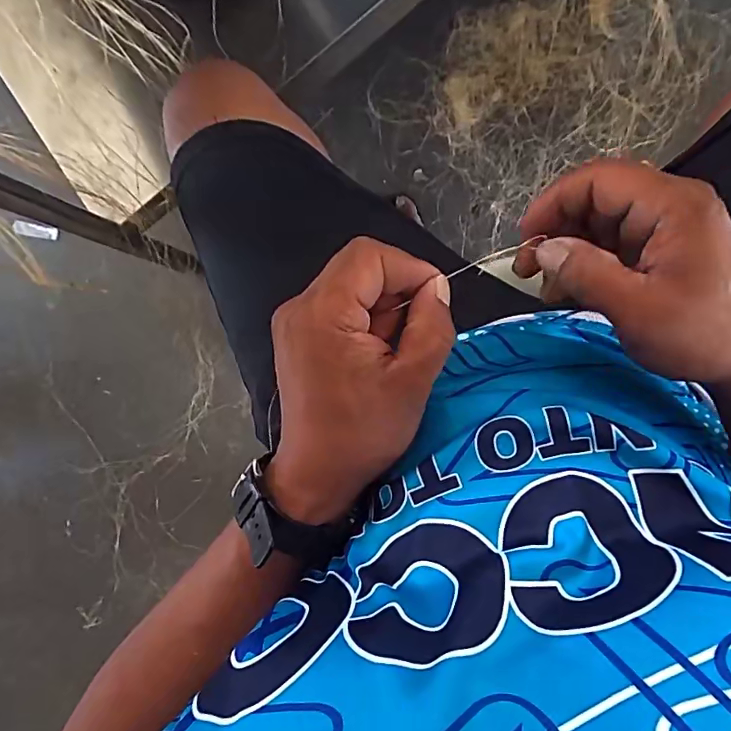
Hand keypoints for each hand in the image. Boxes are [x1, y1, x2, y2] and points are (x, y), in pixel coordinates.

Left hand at [266, 237, 454, 522]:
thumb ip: (432, 326)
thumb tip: (436, 289)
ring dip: (384, 312)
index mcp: (323, 312)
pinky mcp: (297, 338)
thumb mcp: (412, 382)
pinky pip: (339, 310)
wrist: (316, 475)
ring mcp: (294, 322)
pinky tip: (376, 359)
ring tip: (395, 355)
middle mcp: (300, 307)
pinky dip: (366, 324)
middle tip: (417, 335)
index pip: (371, 255)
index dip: (412, 269)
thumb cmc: (362, 435)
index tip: (436, 303)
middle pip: (359, 268)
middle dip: (398, 292)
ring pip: (351, 288)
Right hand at [512, 159, 730, 384]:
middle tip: (528, 269)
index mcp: (672, 205)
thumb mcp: (635, 309)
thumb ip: (586, 273)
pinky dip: (591, 263)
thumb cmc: (699, 335)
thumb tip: (543, 250)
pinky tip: (572, 289)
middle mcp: (674, 205)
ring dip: (571, 249)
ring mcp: (673, 228)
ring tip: (548, 287)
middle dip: (558, 229)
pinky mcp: (669, 251)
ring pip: (605, 223)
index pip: (598, 179)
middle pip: (600, 198)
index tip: (524, 239)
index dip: (553, 203)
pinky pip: (619, 245)